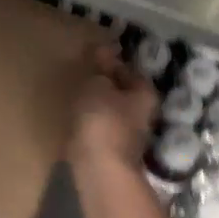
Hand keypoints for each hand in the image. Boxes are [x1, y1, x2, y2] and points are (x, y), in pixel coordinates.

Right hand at [67, 45, 158, 173]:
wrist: (99, 169)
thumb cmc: (103, 120)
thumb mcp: (98, 86)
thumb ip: (101, 68)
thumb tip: (104, 48)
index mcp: (144, 94)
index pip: (129, 69)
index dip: (111, 61)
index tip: (90, 54)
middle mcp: (142, 114)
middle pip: (122, 92)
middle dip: (105, 83)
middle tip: (81, 72)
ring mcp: (127, 135)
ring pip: (110, 110)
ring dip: (96, 103)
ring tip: (73, 93)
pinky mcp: (110, 150)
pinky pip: (99, 127)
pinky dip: (89, 120)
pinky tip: (73, 116)